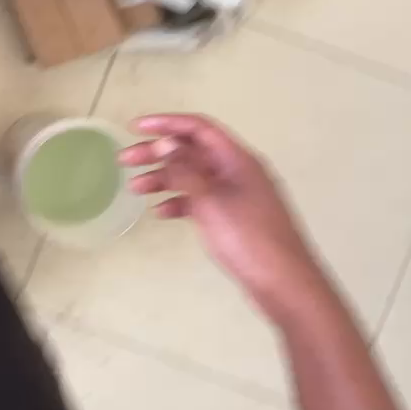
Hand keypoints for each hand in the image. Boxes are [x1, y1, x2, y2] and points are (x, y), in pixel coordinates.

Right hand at [123, 114, 330, 320]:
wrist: (286, 287)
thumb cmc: (249, 238)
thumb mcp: (211, 201)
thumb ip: (185, 170)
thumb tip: (164, 143)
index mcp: (237, 160)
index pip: (198, 128)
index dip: (165, 123)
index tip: (134, 128)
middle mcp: (236, 172)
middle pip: (190, 151)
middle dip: (156, 153)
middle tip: (124, 161)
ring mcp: (235, 195)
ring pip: (191, 176)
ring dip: (162, 179)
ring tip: (135, 189)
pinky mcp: (232, 218)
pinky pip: (198, 200)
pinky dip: (178, 202)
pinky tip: (160, 212)